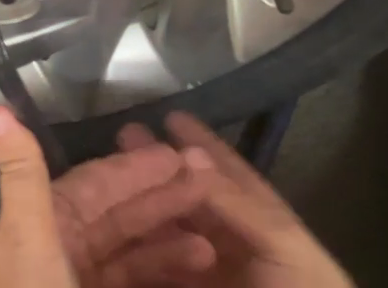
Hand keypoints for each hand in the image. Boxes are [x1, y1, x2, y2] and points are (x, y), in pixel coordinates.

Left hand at [0, 105, 218, 287]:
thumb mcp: (27, 240)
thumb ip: (21, 174)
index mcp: (35, 226)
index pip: (92, 185)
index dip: (135, 169)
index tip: (180, 156)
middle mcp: (54, 252)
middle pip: (116, 216)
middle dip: (161, 198)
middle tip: (209, 184)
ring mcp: (75, 286)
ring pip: (129, 254)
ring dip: (168, 241)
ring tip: (211, 240)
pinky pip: (133, 285)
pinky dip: (162, 276)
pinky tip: (196, 270)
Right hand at [118, 112, 353, 287]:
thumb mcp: (279, 244)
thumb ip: (233, 200)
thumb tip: (189, 152)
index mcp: (264, 223)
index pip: (228, 173)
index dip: (202, 144)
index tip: (169, 116)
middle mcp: (235, 246)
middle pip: (191, 199)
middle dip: (160, 169)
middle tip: (124, 137)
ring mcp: (210, 276)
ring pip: (171, 233)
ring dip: (142, 208)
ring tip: (108, 182)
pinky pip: (159, 271)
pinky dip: (139, 256)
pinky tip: (113, 236)